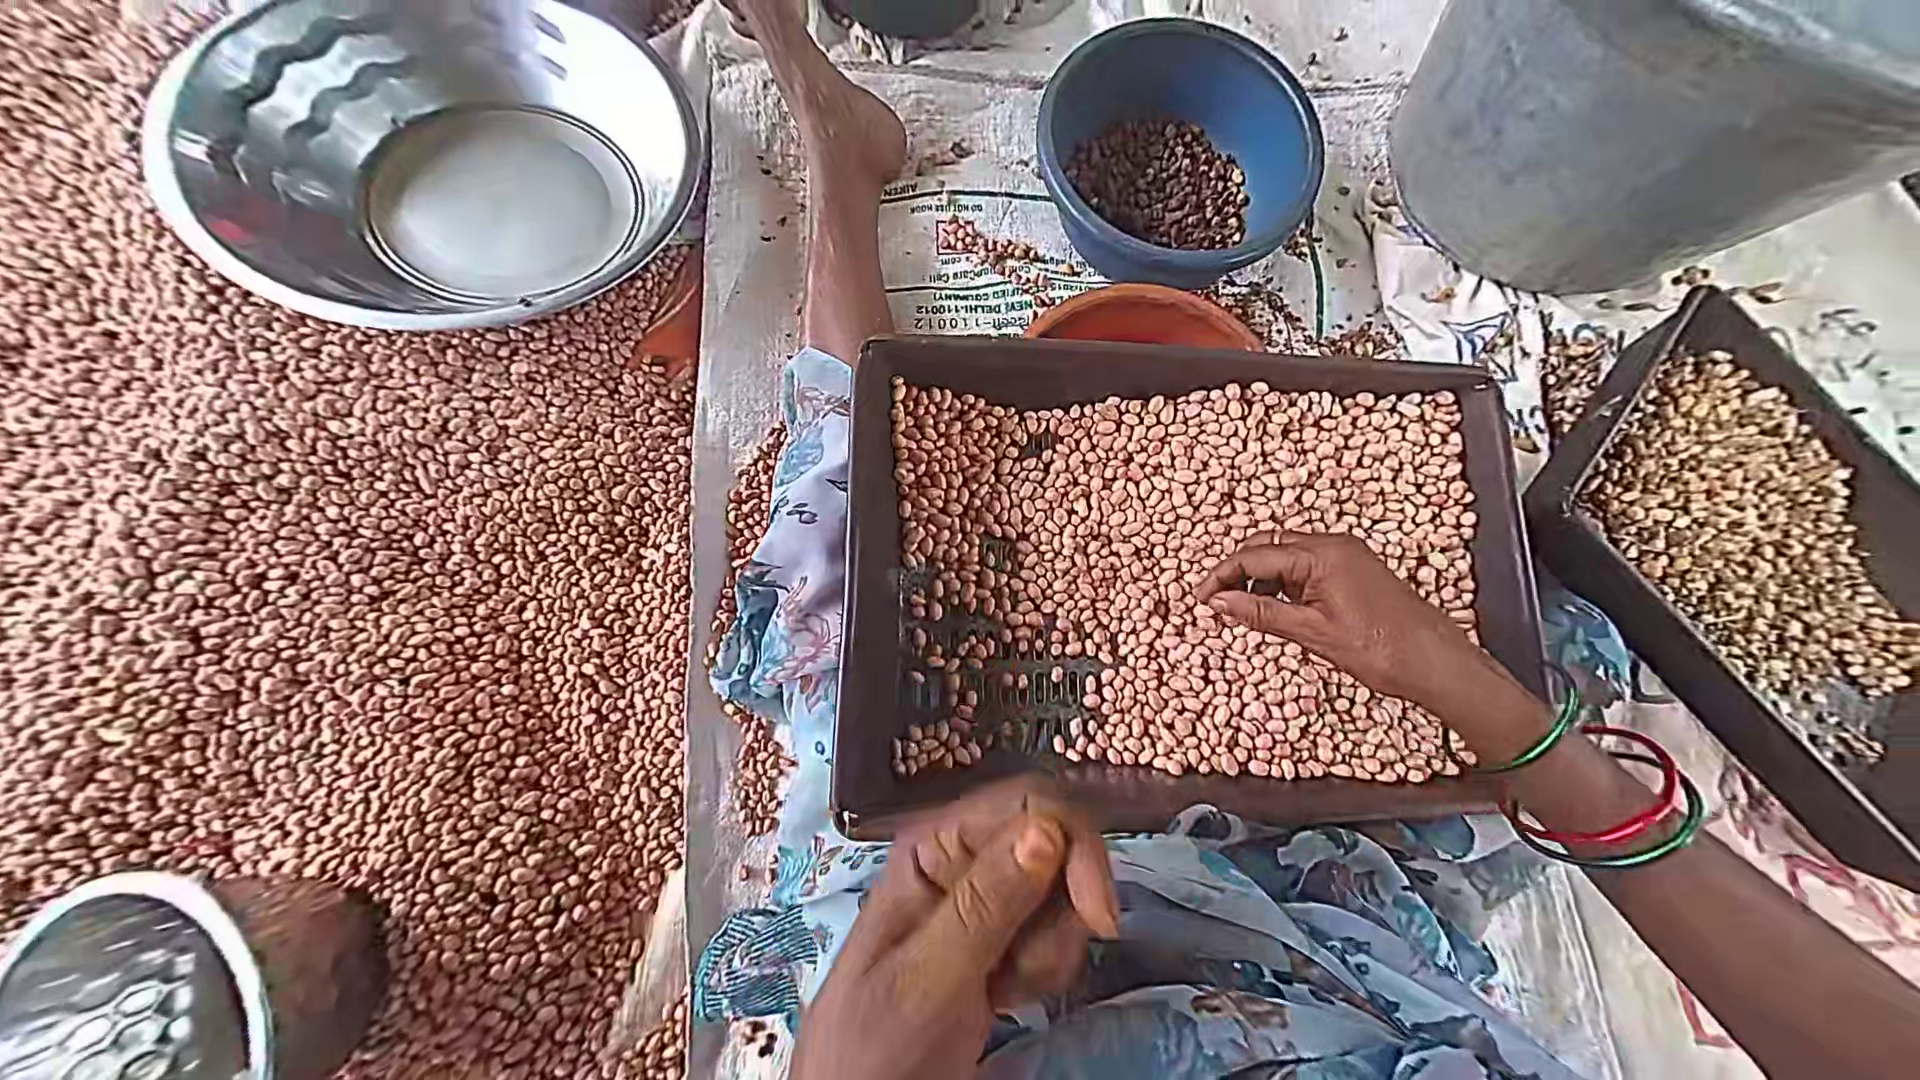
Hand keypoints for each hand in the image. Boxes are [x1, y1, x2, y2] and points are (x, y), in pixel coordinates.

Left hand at [791, 777, 1118, 1079]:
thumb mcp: (925, 978)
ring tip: (1001, 988)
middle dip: (1063, 908)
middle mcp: (964, 853)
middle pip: (1055, 842)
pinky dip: (1045, 965)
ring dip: (1050, 947)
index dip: (1073, 842)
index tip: (1097, 915)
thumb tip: (1047, 829)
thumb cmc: (876, 1043)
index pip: (1028, 802)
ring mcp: (985, 893)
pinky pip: (1054, 928)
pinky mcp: (1002, 930)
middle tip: (1029, 967)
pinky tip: (1005, 992)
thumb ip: (984, 904)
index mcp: (936, 842)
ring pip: (1062, 889)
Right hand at [1193, 532, 1508, 714]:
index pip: (1253, 556)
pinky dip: (1280, 583)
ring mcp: (1345, 555)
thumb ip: (1260, 613)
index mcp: (1323, 555)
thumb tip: (1218, 602)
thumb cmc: (1384, 651)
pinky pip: (1303, 566)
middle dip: (1236, 572)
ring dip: (1257, 578)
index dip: (1221, 577)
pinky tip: (1273, 607)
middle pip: (1266, 546)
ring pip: (1283, 555)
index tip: (1201, 599)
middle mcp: (1333, 546)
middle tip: (1217, 601)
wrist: (1441, 666)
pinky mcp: (1352, 569)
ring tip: (1242, 609)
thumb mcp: (1311, 634)